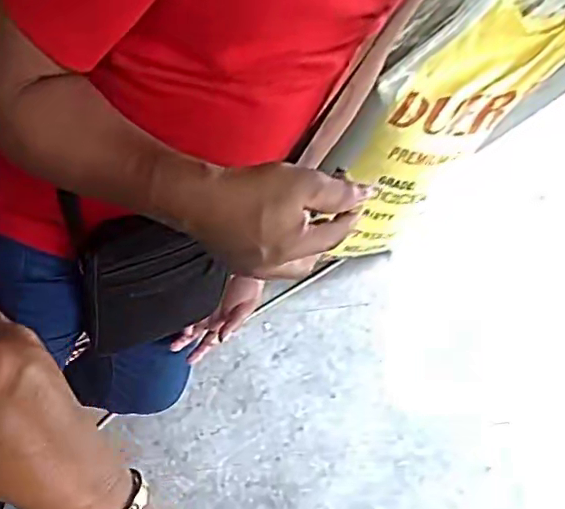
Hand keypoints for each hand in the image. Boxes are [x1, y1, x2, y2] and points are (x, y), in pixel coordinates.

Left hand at [169, 275, 262, 363]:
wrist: (245, 265)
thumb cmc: (251, 283)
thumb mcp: (247, 306)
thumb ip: (234, 323)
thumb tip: (222, 338)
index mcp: (224, 322)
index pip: (210, 341)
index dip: (200, 351)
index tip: (190, 360)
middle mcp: (212, 318)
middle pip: (196, 336)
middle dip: (185, 344)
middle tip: (175, 349)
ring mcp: (204, 309)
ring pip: (189, 326)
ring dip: (182, 335)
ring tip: (174, 342)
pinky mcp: (198, 299)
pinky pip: (188, 313)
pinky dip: (185, 321)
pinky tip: (184, 327)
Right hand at [178, 164, 367, 277]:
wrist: (201, 201)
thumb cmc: (249, 191)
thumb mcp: (305, 183)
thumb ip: (338, 193)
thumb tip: (363, 196)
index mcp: (292, 248)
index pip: (334, 237)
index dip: (351, 216)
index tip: (357, 200)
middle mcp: (271, 266)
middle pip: (309, 263)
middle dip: (323, 242)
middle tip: (330, 219)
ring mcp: (250, 268)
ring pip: (286, 268)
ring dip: (301, 251)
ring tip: (304, 227)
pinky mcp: (235, 263)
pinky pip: (266, 265)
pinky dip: (279, 253)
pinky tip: (277, 234)